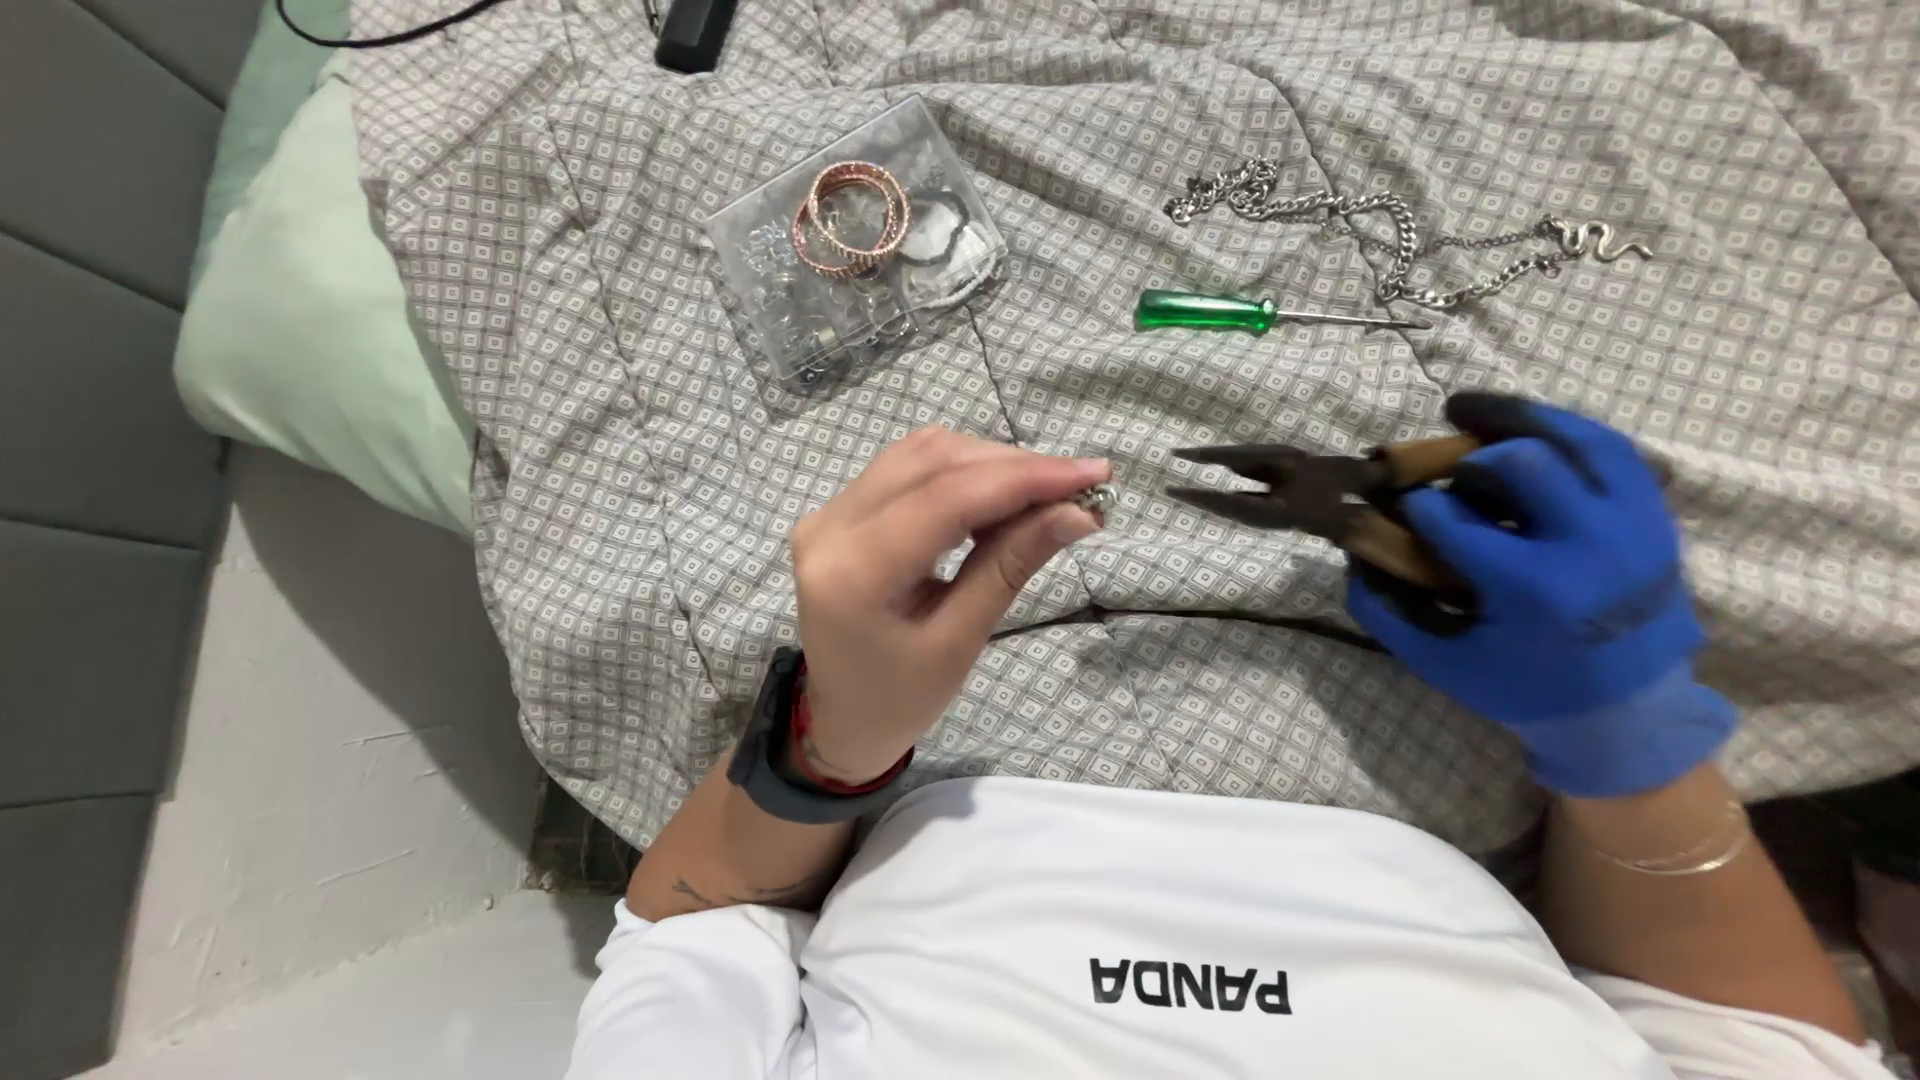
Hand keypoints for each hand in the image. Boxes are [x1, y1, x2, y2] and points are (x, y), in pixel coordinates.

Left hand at [790, 428, 1110, 783]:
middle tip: (1079, 487)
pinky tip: (998, 495)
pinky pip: (905, 468)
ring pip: (921, 454)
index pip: (946, 497)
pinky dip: (959, 471)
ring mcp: (827, 514)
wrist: (837, 719)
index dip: (1024, 477)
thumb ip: (1010, 567)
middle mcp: (829, 526)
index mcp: (852, 572)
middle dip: (1014, 466)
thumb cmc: (898, 700)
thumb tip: (1076, 513)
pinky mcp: (836, 512)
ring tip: (1045, 493)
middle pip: (933, 463)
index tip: (1092, 475)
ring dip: (989, 463)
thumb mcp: (959, 643)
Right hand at [1346, 393, 1736, 796]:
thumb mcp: (1436, 661)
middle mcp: (1589, 546)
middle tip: (1442, 470)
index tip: (1398, 506)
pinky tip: (1530, 428)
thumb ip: (1383, 608)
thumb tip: (1352, 550)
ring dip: (1518, 418)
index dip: (1414, 504)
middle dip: (1468, 458)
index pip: (1452, 517)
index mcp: (1530, 587)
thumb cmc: (1521, 688)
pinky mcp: (1656, 520)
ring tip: (1471, 407)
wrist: (1627, 715)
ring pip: (1579, 439)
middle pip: (1522, 462)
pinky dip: (1566, 431)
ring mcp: (1634, 528)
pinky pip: (1615, 451)